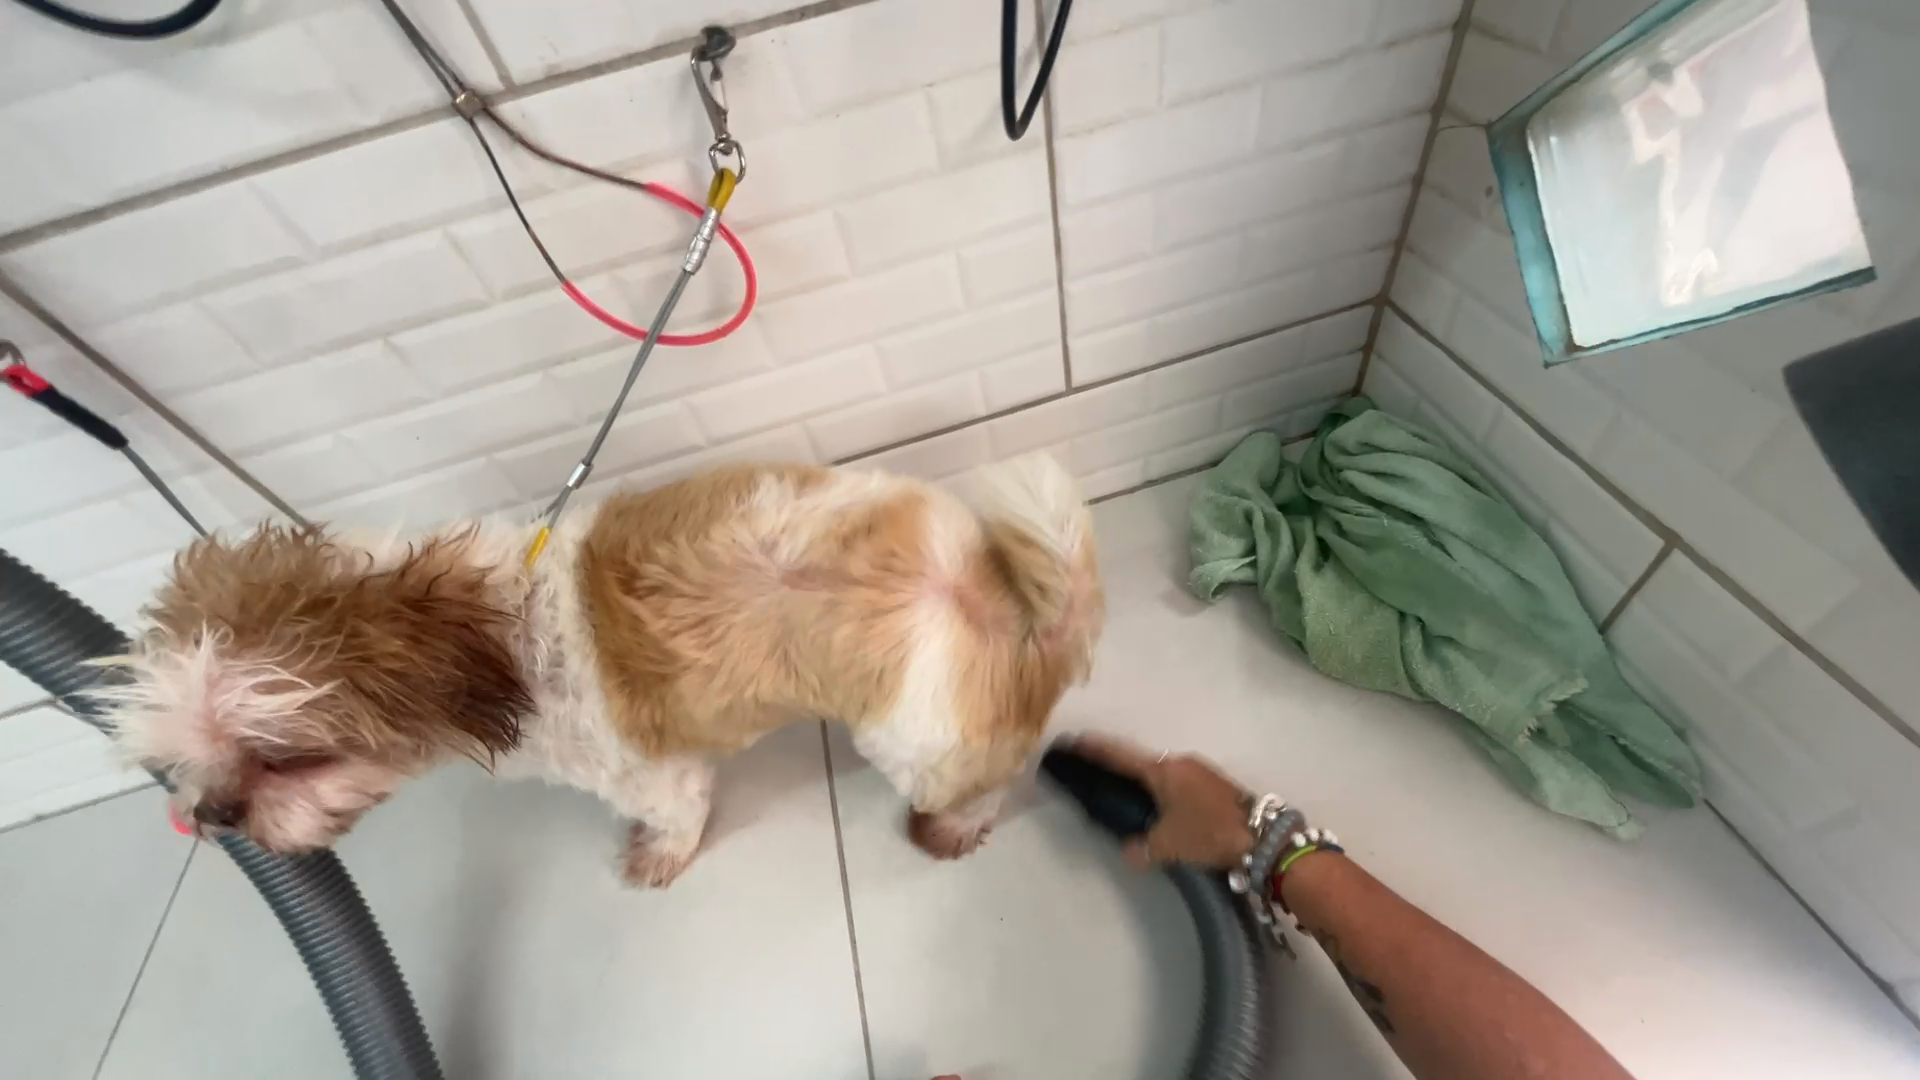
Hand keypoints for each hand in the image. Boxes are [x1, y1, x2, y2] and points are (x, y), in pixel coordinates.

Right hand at [1059, 732, 1254, 870]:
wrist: (1265, 837)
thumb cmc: (1208, 832)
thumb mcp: (1170, 845)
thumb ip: (1142, 848)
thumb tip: (1127, 852)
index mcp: (1162, 771)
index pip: (1120, 756)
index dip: (1095, 749)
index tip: (1074, 739)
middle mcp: (1179, 763)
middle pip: (1141, 762)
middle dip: (1120, 767)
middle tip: (1099, 773)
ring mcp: (1199, 770)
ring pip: (1162, 772)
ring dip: (1145, 782)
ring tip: (1131, 796)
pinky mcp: (1215, 783)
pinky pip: (1178, 781)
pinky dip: (1164, 790)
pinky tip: (1164, 808)